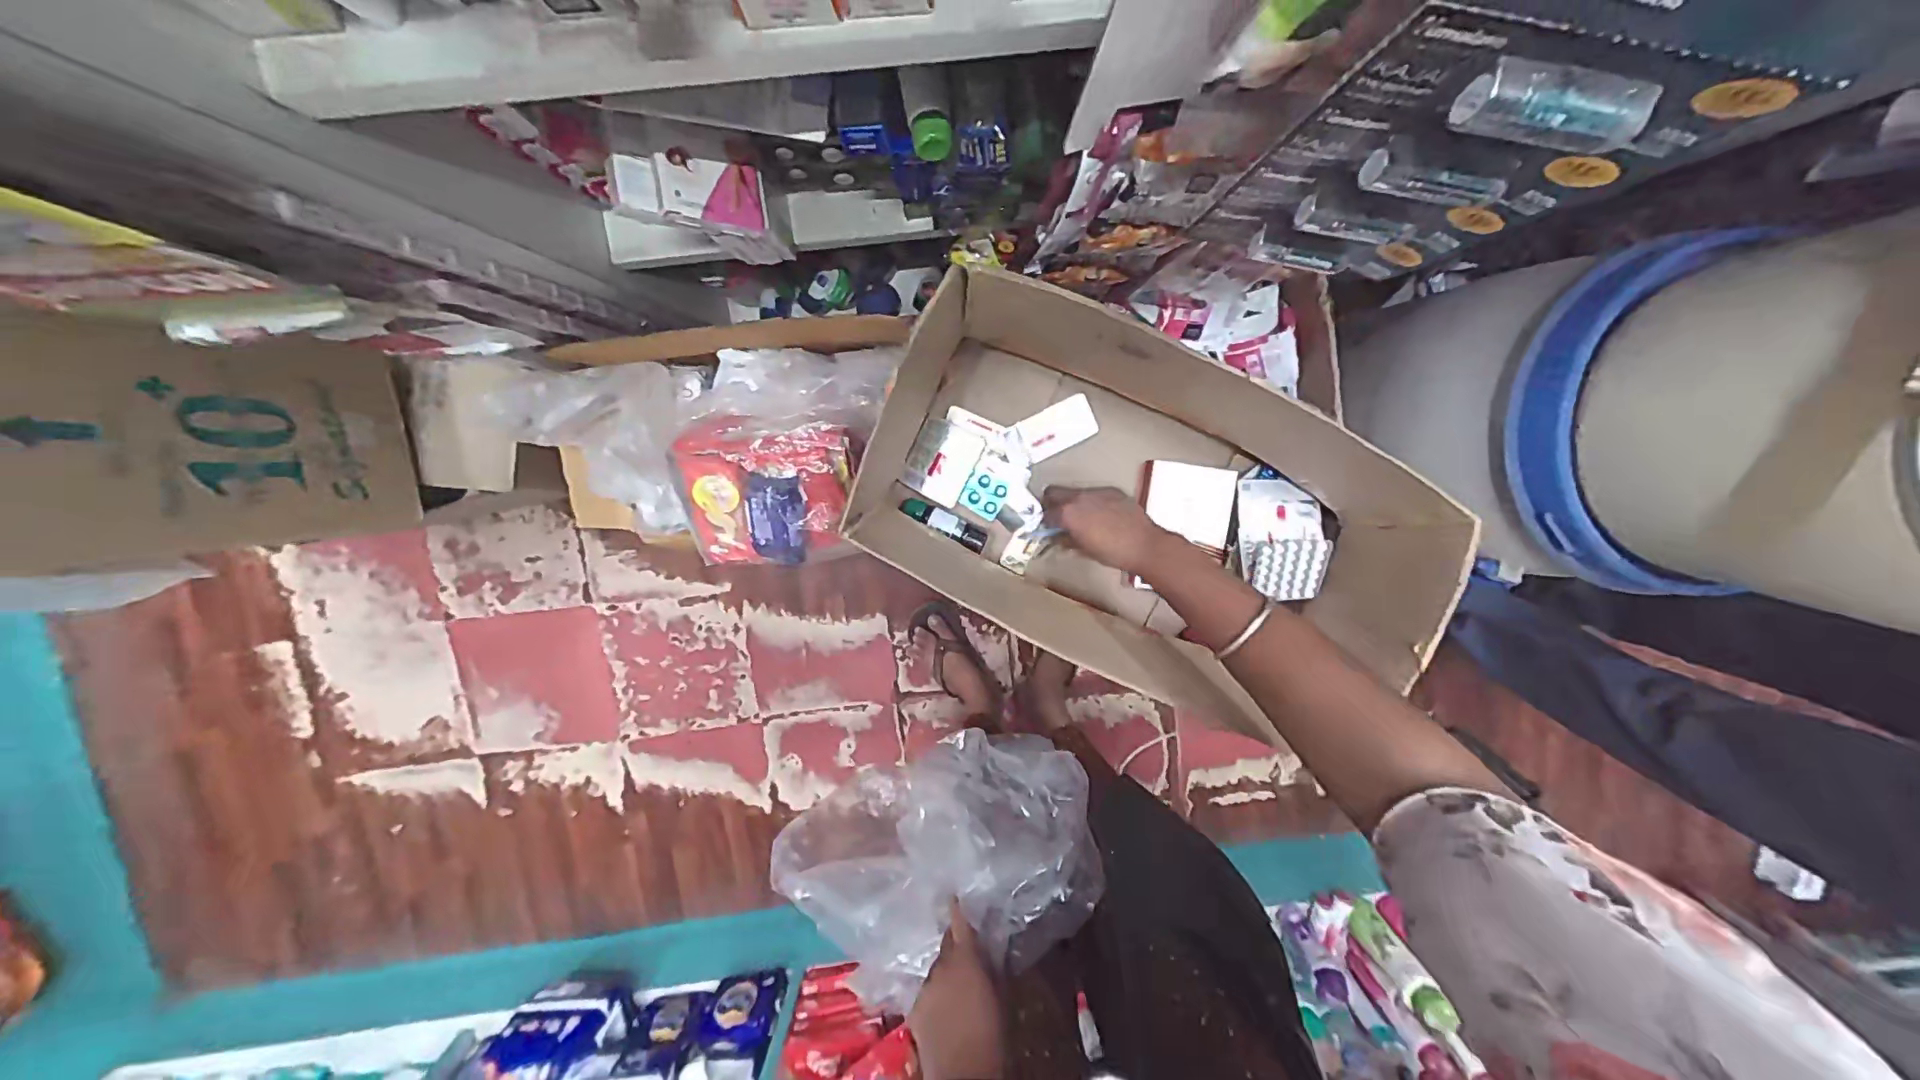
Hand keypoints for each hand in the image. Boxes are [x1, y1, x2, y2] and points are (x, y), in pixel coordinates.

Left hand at [908, 902, 1004, 1079]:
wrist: (963, 1074)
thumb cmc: (992, 1035)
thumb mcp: (1001, 997)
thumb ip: (992, 968)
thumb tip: (989, 950)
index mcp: (965, 960)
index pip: (959, 925)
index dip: (956, 909)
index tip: (952, 895)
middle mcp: (940, 967)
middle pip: (946, 946)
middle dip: (955, 945)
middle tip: (967, 951)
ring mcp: (924, 988)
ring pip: (936, 970)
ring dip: (945, 972)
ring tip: (958, 988)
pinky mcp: (914, 1009)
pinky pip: (927, 992)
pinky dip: (935, 994)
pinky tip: (945, 1010)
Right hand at [1042, 485, 1177, 576]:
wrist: (1144, 545)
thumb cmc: (1112, 552)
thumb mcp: (1083, 549)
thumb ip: (1066, 539)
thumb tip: (1058, 536)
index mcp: (1068, 513)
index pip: (1044, 513)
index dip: (1043, 522)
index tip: (1046, 529)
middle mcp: (1079, 497)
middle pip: (1052, 492)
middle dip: (1050, 504)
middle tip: (1056, 518)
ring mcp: (1097, 491)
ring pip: (1074, 492)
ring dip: (1071, 502)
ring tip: (1080, 518)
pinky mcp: (1112, 491)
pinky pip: (1094, 493)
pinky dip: (1091, 502)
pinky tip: (1100, 516)